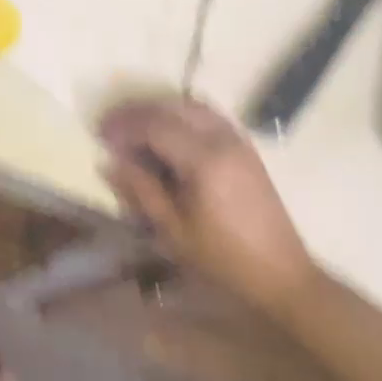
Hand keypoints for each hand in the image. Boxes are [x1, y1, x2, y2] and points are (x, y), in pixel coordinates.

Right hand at [98, 97, 317, 313]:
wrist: (282, 275)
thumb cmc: (224, 260)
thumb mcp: (174, 231)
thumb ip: (140, 191)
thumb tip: (109, 161)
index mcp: (205, 159)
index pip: (155, 124)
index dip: (123, 125)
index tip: (99, 134)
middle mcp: (223, 138)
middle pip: (172, 106)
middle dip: (137, 112)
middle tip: (111, 127)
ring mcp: (238, 139)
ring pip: (191, 105)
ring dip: (159, 109)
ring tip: (135, 127)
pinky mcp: (245, 146)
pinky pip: (207, 115)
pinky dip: (181, 114)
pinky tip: (166, 134)